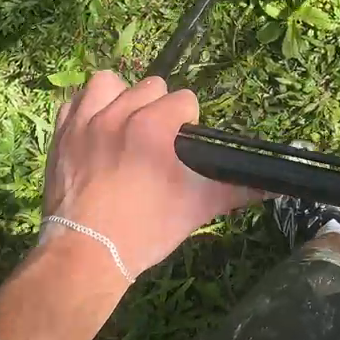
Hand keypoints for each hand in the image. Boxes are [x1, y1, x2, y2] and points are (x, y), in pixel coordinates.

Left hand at [42, 72, 260, 276]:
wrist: (86, 256)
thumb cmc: (147, 229)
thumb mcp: (199, 206)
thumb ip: (239, 189)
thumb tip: (278, 189)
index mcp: (154, 125)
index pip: (184, 99)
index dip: (187, 123)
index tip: (181, 148)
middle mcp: (119, 113)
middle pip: (151, 86)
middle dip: (158, 109)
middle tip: (155, 143)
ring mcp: (85, 122)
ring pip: (109, 82)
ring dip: (120, 98)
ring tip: (124, 126)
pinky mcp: (61, 135)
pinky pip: (75, 100)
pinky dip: (87, 109)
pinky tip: (96, 130)